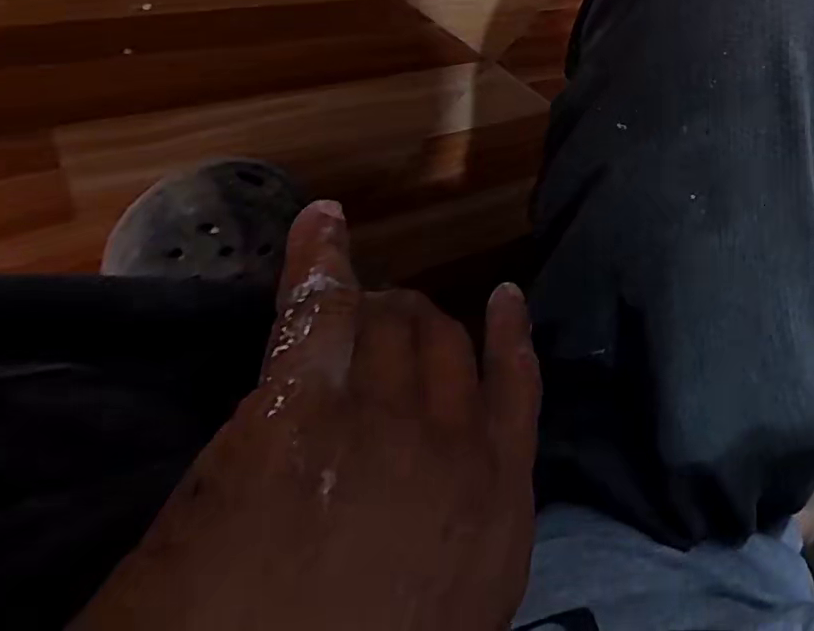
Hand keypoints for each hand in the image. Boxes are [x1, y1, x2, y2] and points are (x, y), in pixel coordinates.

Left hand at [74, 201, 540, 630]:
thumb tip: (469, 482)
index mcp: (498, 490)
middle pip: (447, 345)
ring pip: (394, 324)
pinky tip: (323, 220)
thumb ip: (481, 528)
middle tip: (397, 319)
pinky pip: (320, 312)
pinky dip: (321, 258)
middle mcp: (453, 442)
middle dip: (425, 323)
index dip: (511, 335)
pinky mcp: (297, 413)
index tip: (504, 299)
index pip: (516, 384)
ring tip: (367, 293)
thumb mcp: (467, 603)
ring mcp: (378, 421)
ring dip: (381, 302)